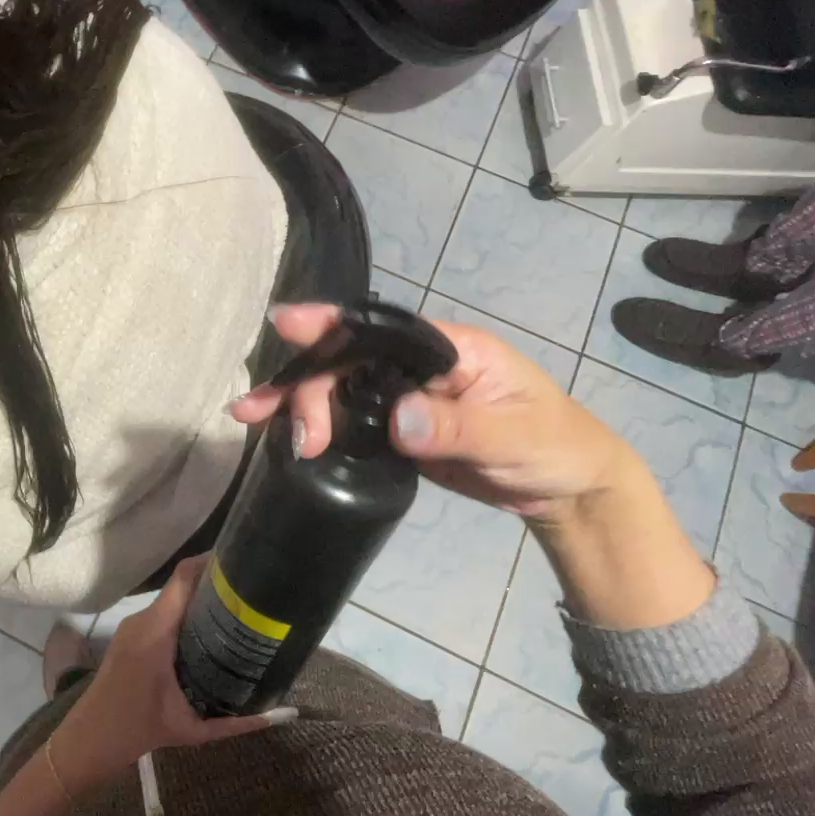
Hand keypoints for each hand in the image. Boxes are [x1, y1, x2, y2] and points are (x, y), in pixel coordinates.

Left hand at [47, 557, 283, 791]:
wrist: (90, 740)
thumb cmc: (139, 730)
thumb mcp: (192, 730)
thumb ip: (234, 722)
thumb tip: (278, 716)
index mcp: (156, 633)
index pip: (183, 579)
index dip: (210, 562)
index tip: (241, 560)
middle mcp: (143, 621)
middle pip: (182, 587)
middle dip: (214, 584)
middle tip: (250, 591)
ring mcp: (133, 626)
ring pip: (171, 601)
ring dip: (199, 600)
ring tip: (235, 607)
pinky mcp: (130, 635)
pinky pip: (161, 614)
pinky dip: (184, 615)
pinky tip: (206, 630)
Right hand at [230, 304, 645, 523]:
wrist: (564, 492)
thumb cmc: (556, 447)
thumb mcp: (517, 437)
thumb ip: (461, 427)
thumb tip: (399, 420)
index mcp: (448, 349)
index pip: (381, 329)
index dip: (330, 323)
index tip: (285, 323)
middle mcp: (416, 366)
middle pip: (347, 361)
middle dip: (306, 384)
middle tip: (281, 425)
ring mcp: (401, 398)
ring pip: (338, 389)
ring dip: (295, 403)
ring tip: (250, 418)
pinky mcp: (393, 432)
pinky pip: (346, 422)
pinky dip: (313, 428)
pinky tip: (283, 439)